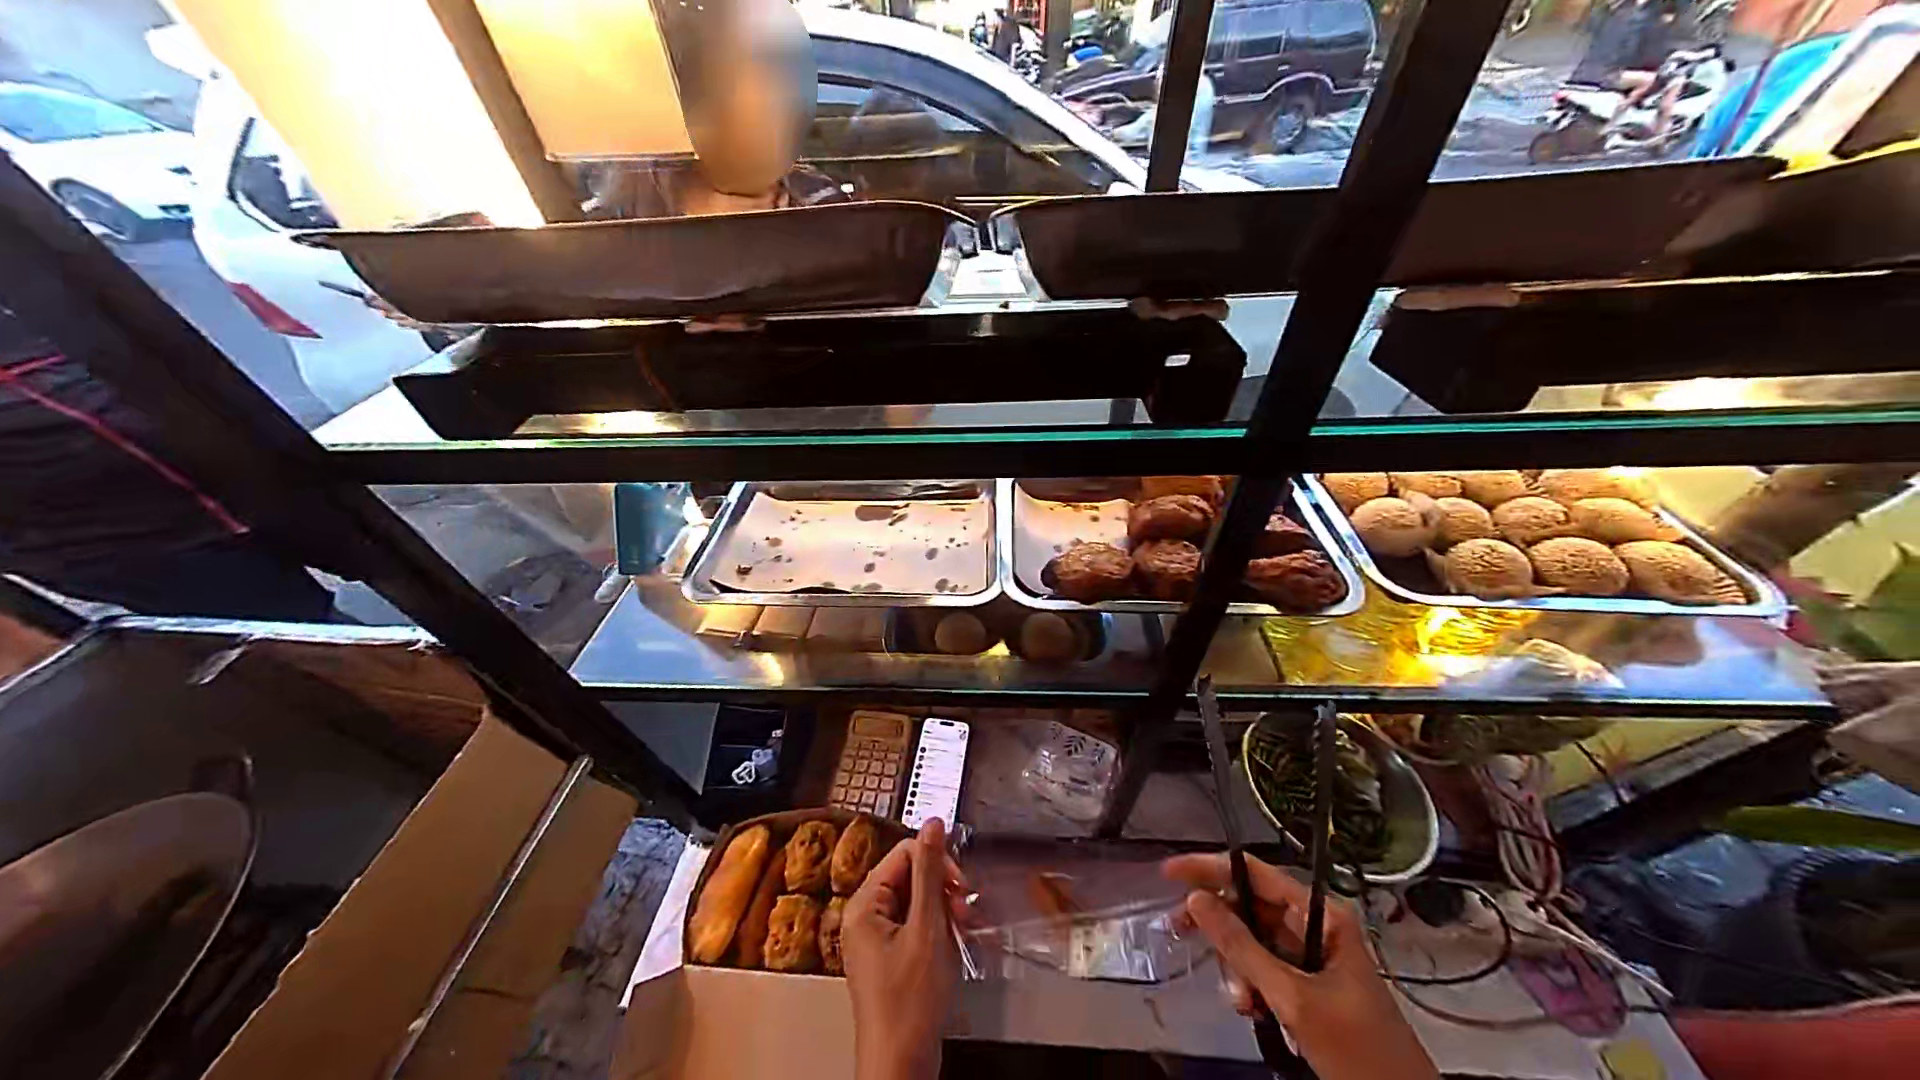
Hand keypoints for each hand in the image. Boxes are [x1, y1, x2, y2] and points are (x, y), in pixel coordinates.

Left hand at [844, 819, 965, 1079]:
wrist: (902, 1066)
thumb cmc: (910, 1001)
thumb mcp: (927, 928)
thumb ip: (930, 872)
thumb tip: (933, 824)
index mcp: (865, 903)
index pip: (905, 853)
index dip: (937, 862)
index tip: (962, 885)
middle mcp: (867, 916)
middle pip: (911, 876)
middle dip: (943, 889)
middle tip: (965, 911)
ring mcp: (879, 938)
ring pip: (918, 900)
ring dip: (945, 910)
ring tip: (963, 932)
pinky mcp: (893, 957)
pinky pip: (918, 925)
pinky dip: (939, 930)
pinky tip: (955, 945)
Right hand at [1165, 853, 1437, 1079]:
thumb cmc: (1355, 1046)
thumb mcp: (1292, 997)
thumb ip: (1242, 947)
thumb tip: (1196, 899)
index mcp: (1321, 915)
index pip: (1255, 873)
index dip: (1210, 868)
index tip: (1171, 873)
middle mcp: (1314, 925)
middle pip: (1248, 905)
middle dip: (1219, 926)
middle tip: (1180, 931)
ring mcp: (1310, 954)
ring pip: (1251, 938)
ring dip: (1235, 965)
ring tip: (1240, 999)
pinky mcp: (1306, 981)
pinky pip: (1262, 965)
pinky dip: (1248, 983)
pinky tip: (1250, 1008)